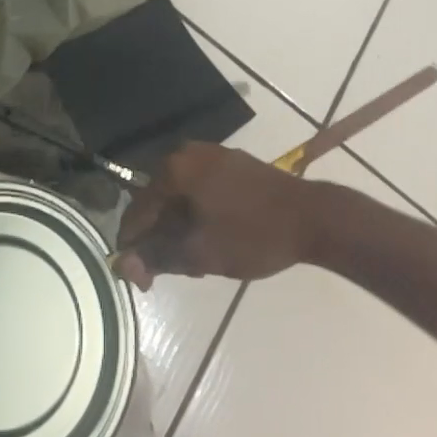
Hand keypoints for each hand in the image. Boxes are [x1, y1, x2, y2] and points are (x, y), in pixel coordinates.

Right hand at [114, 143, 319, 289]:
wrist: (315, 218)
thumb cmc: (253, 236)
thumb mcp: (200, 254)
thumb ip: (157, 258)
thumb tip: (121, 265)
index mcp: (173, 169)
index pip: (137, 211)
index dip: (134, 249)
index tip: (143, 282)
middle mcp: (186, 153)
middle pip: (158, 203)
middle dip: (161, 240)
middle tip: (177, 272)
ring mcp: (212, 155)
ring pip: (180, 198)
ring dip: (181, 230)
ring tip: (199, 261)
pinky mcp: (233, 163)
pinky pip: (201, 190)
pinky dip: (199, 215)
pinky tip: (214, 238)